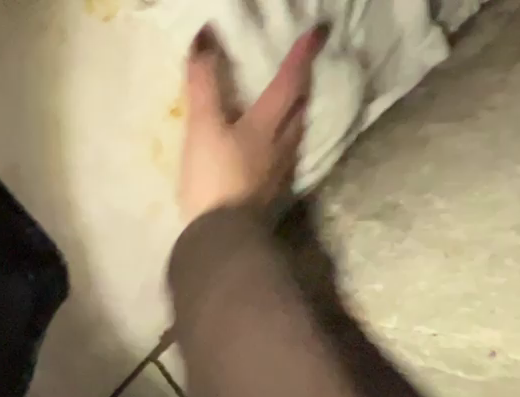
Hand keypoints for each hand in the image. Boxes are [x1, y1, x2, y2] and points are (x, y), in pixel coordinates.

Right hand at [179, 23, 328, 227]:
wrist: (222, 239)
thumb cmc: (213, 179)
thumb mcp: (202, 128)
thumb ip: (203, 85)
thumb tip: (204, 38)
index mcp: (266, 125)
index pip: (289, 82)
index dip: (301, 56)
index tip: (318, 34)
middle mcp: (280, 148)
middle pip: (296, 113)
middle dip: (300, 92)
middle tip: (303, 78)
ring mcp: (276, 178)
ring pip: (292, 142)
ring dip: (294, 124)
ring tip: (290, 116)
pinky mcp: (268, 204)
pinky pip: (280, 170)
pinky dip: (280, 157)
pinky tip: (272, 162)